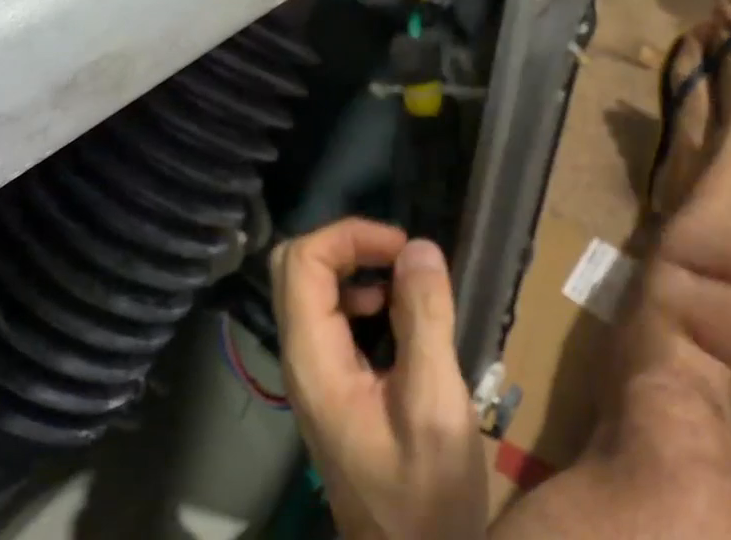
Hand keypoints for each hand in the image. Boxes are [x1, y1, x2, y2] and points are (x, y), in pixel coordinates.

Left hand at [270, 218, 486, 539]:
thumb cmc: (425, 494)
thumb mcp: (435, 406)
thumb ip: (424, 321)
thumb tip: (417, 247)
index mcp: (313, 360)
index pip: (301, 261)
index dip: (349, 236)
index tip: (403, 246)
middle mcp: (300, 359)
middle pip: (296, 268)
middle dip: (348, 245)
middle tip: (401, 255)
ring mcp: (312, 372)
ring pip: (310, 291)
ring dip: (355, 269)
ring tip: (407, 282)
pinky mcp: (331, 384)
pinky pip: (331, 319)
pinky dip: (361, 298)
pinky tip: (398, 316)